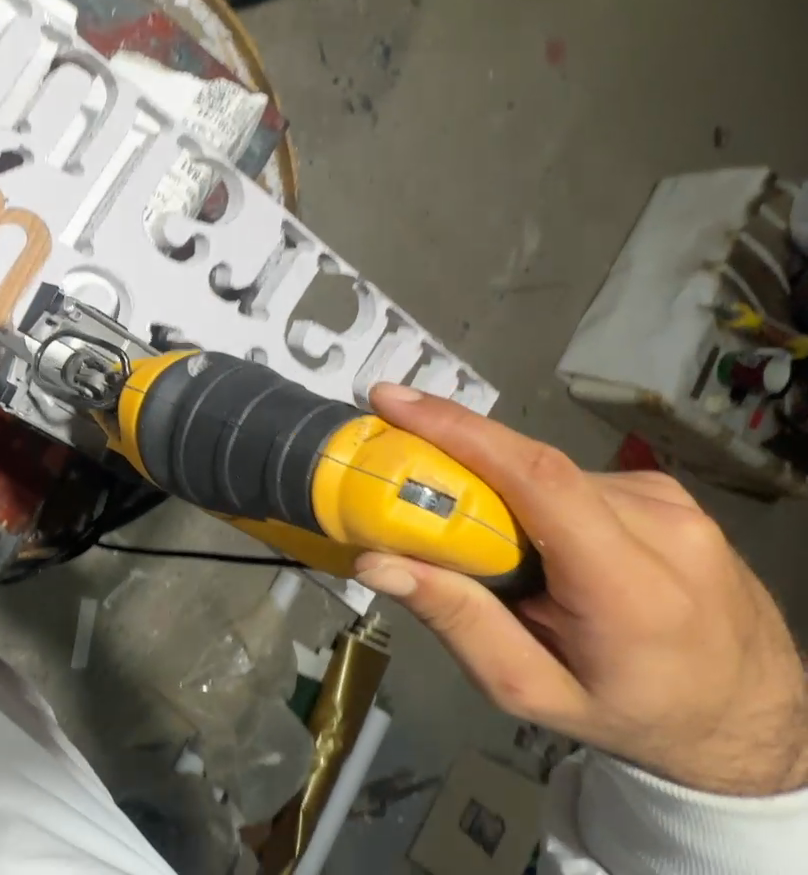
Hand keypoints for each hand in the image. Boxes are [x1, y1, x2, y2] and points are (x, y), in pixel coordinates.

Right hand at [354, 384, 807, 796]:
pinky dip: (525, 492)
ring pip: (545, 470)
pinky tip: (525, 534)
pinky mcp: (670, 497)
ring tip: (473, 534)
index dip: (460, 431)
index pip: (539, 478)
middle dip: (450, 461)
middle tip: (391, 474)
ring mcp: (676, 507)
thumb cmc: (631, 713)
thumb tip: (374, 563)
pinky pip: (569, 476)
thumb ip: (457, 622)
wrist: (751, 725)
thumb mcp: (530, 690)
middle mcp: (664, 528)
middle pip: (529, 467)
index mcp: (632, 585)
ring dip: (491, 485)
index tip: (390, 400)